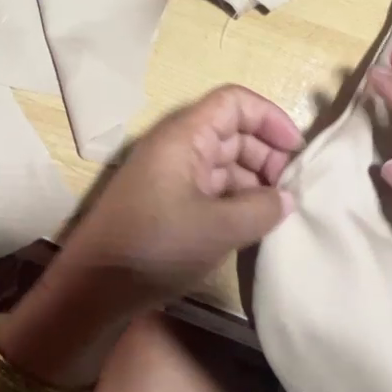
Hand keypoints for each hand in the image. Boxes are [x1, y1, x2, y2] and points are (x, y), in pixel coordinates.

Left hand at [50, 84, 302, 312]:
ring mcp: (171, 178)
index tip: (297, 152)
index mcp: (184, 137)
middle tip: (292, 190)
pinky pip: (211, 190)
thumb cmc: (155, 247)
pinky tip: (254, 227)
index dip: (271, 118)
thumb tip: (286, 199)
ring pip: (224, 164)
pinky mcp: (168, 206)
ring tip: (279, 212)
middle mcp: (177, 149)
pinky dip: (236, 201)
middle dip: (268, 155)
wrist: (94, 288)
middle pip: (233, 133)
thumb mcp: (218, 228)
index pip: (235, 103)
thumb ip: (261, 208)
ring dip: (254, 182)